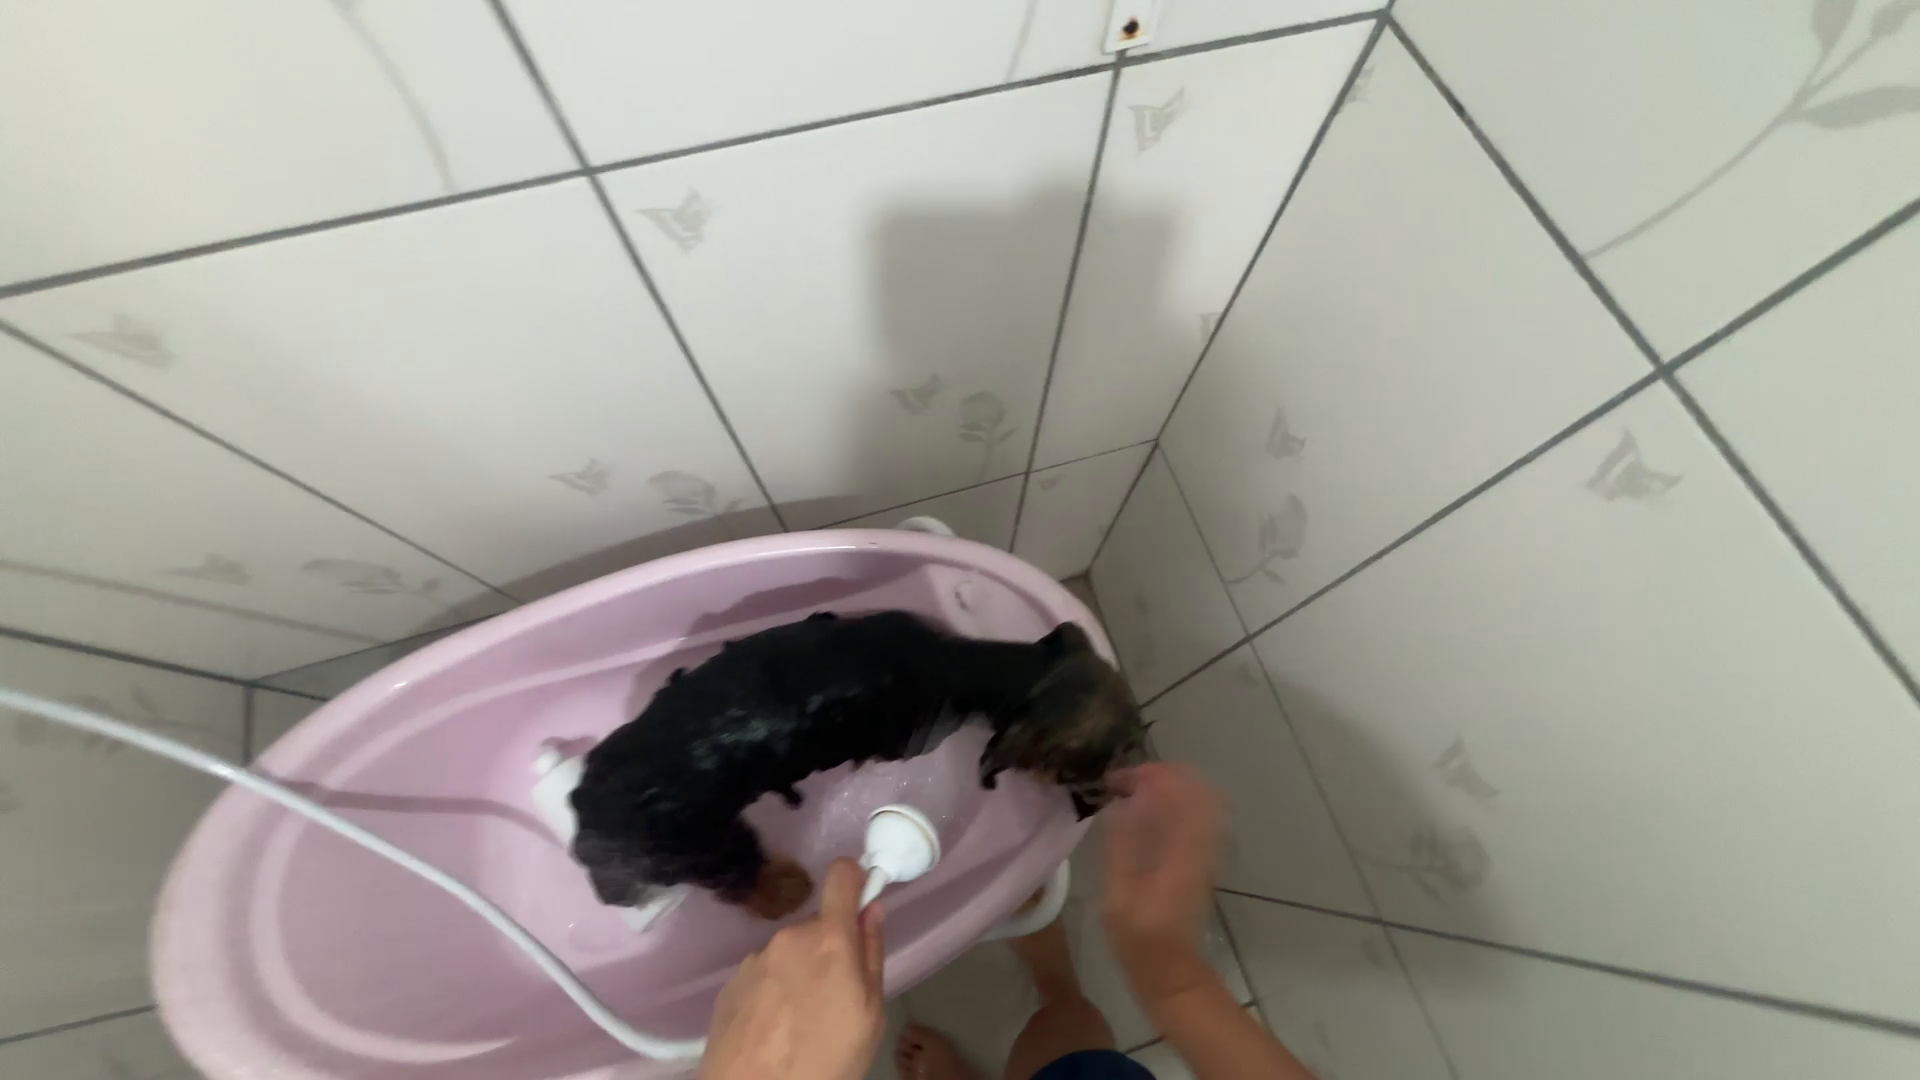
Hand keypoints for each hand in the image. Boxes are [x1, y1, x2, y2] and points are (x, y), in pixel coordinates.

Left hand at [700, 858, 885, 1079]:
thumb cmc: (824, 1063)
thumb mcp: (870, 1016)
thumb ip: (872, 954)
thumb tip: (872, 909)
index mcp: (829, 938)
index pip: (841, 874)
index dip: (854, 878)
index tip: (860, 901)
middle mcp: (790, 936)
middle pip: (818, 925)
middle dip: (828, 949)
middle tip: (832, 998)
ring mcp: (756, 958)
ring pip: (789, 952)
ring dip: (798, 973)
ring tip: (798, 1025)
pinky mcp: (730, 984)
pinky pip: (763, 974)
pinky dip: (772, 993)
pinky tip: (772, 1033)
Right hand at [1101, 763, 1225, 1007]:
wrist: (1173, 973)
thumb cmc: (1139, 938)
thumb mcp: (1118, 897)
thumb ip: (1122, 847)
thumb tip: (1121, 802)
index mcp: (1182, 852)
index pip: (1177, 793)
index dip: (1147, 776)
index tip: (1116, 781)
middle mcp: (1201, 845)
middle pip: (1196, 788)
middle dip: (1159, 774)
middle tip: (1125, 781)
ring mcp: (1206, 851)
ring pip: (1200, 798)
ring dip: (1168, 785)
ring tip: (1133, 790)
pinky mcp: (1203, 859)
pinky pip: (1198, 814)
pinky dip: (1175, 801)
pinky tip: (1147, 810)